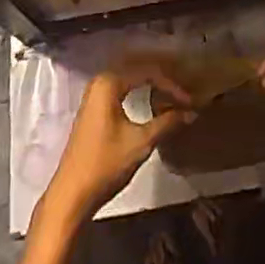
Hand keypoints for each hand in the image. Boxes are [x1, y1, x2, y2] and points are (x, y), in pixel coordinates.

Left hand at [41, 56, 195, 220]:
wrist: (73, 193)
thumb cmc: (106, 163)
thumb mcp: (141, 142)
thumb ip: (167, 123)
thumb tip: (191, 112)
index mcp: (108, 83)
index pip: (147, 72)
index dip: (171, 85)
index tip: (189, 101)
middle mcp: (99, 82)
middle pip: (136, 71)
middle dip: (161, 80)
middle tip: (183, 94)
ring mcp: (94, 95)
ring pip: (128, 80)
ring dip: (150, 86)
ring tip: (172, 96)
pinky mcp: (93, 108)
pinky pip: (121, 90)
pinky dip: (138, 93)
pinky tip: (151, 102)